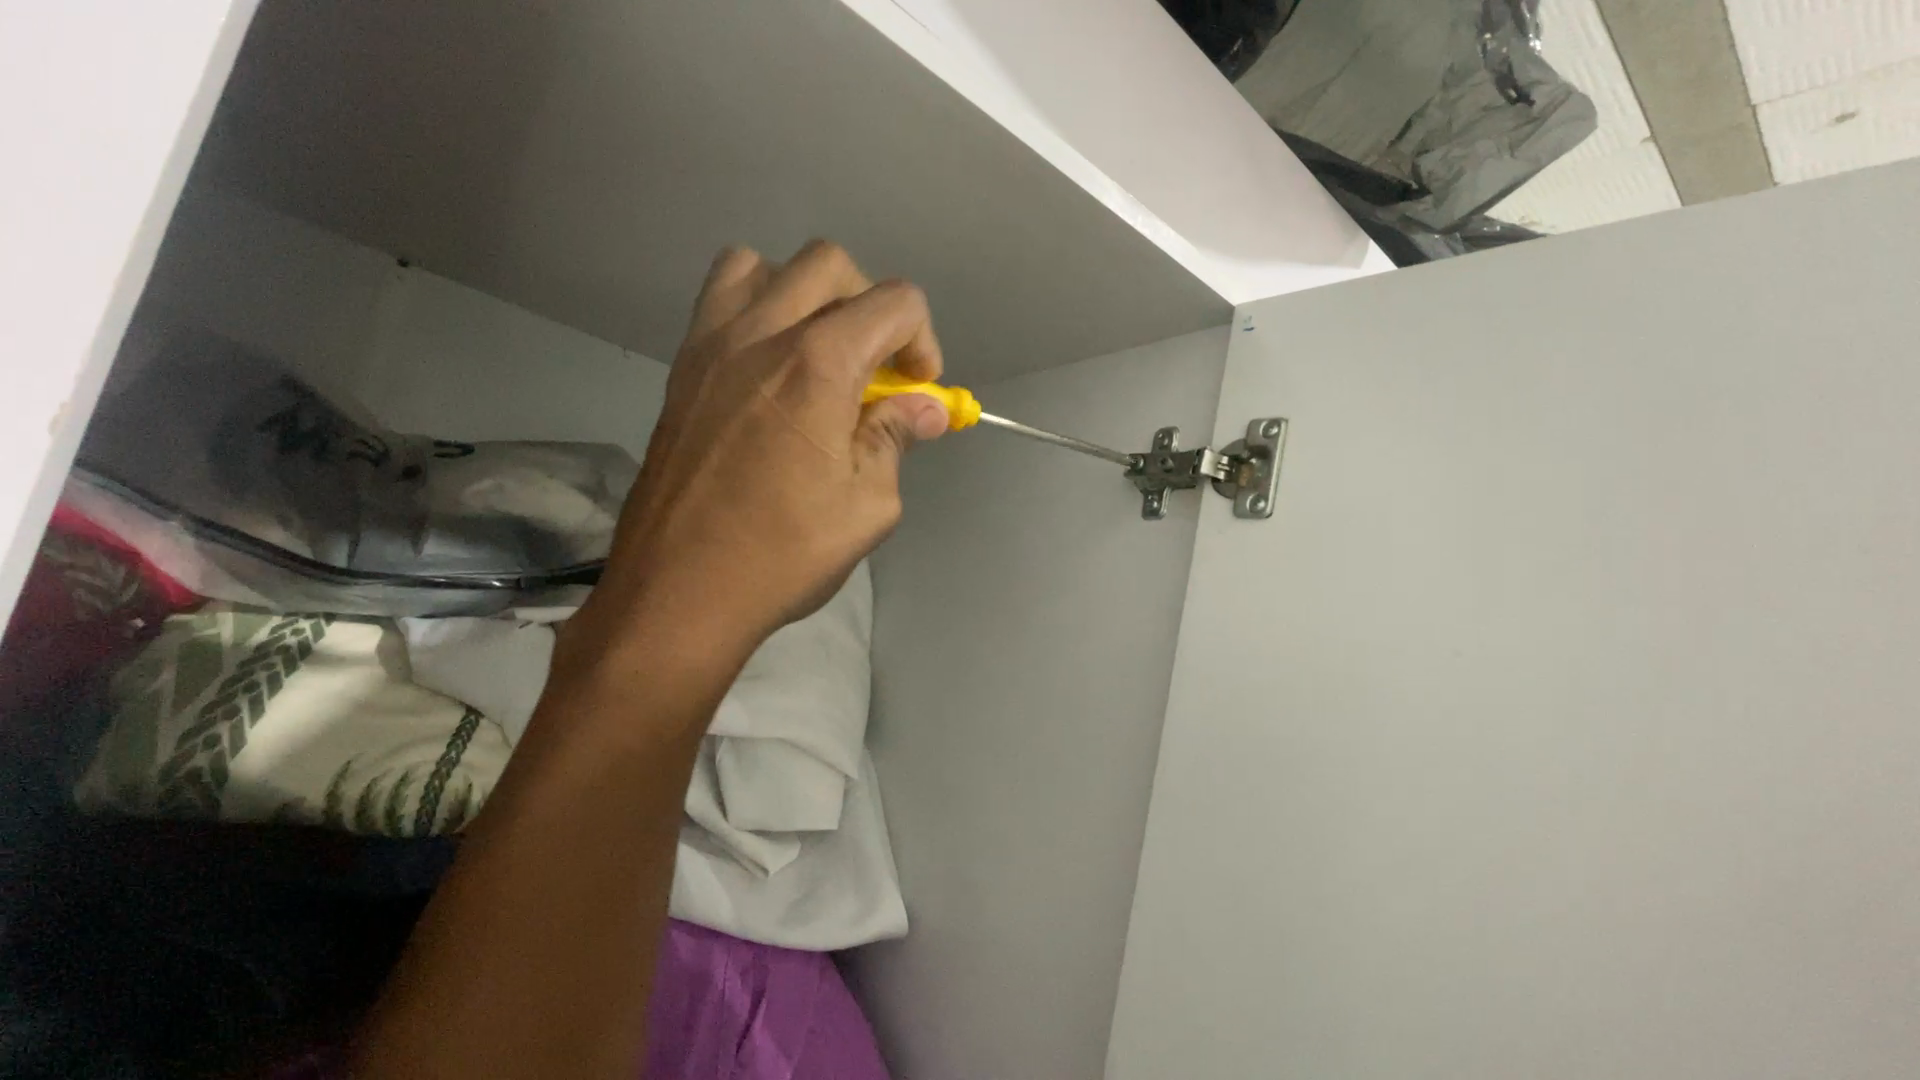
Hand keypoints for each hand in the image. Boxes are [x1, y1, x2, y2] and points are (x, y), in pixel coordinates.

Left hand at [562, 241, 949, 677]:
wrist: (678, 590)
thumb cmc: (782, 555)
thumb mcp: (867, 505)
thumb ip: (895, 438)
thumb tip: (923, 408)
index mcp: (818, 364)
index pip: (895, 302)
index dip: (923, 341)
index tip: (916, 391)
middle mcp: (762, 332)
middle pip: (832, 265)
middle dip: (871, 306)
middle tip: (874, 370)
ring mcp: (711, 343)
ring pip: (767, 266)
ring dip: (806, 295)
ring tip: (816, 354)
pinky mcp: (682, 366)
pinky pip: (719, 297)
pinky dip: (755, 307)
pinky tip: (766, 367)